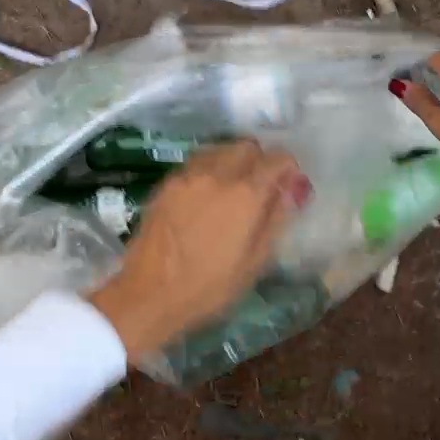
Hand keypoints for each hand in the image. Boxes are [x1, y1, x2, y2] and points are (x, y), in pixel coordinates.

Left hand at [89, 139, 308, 356]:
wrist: (149, 293)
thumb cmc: (209, 286)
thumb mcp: (254, 261)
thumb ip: (274, 219)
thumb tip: (290, 190)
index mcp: (245, 194)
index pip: (277, 159)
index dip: (288, 167)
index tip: (288, 182)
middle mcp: (217, 174)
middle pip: (246, 146)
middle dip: (259, 159)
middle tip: (260, 185)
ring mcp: (187, 175)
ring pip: (218, 150)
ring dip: (232, 160)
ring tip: (232, 188)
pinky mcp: (166, 182)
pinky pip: (195, 163)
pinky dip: (208, 169)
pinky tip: (206, 194)